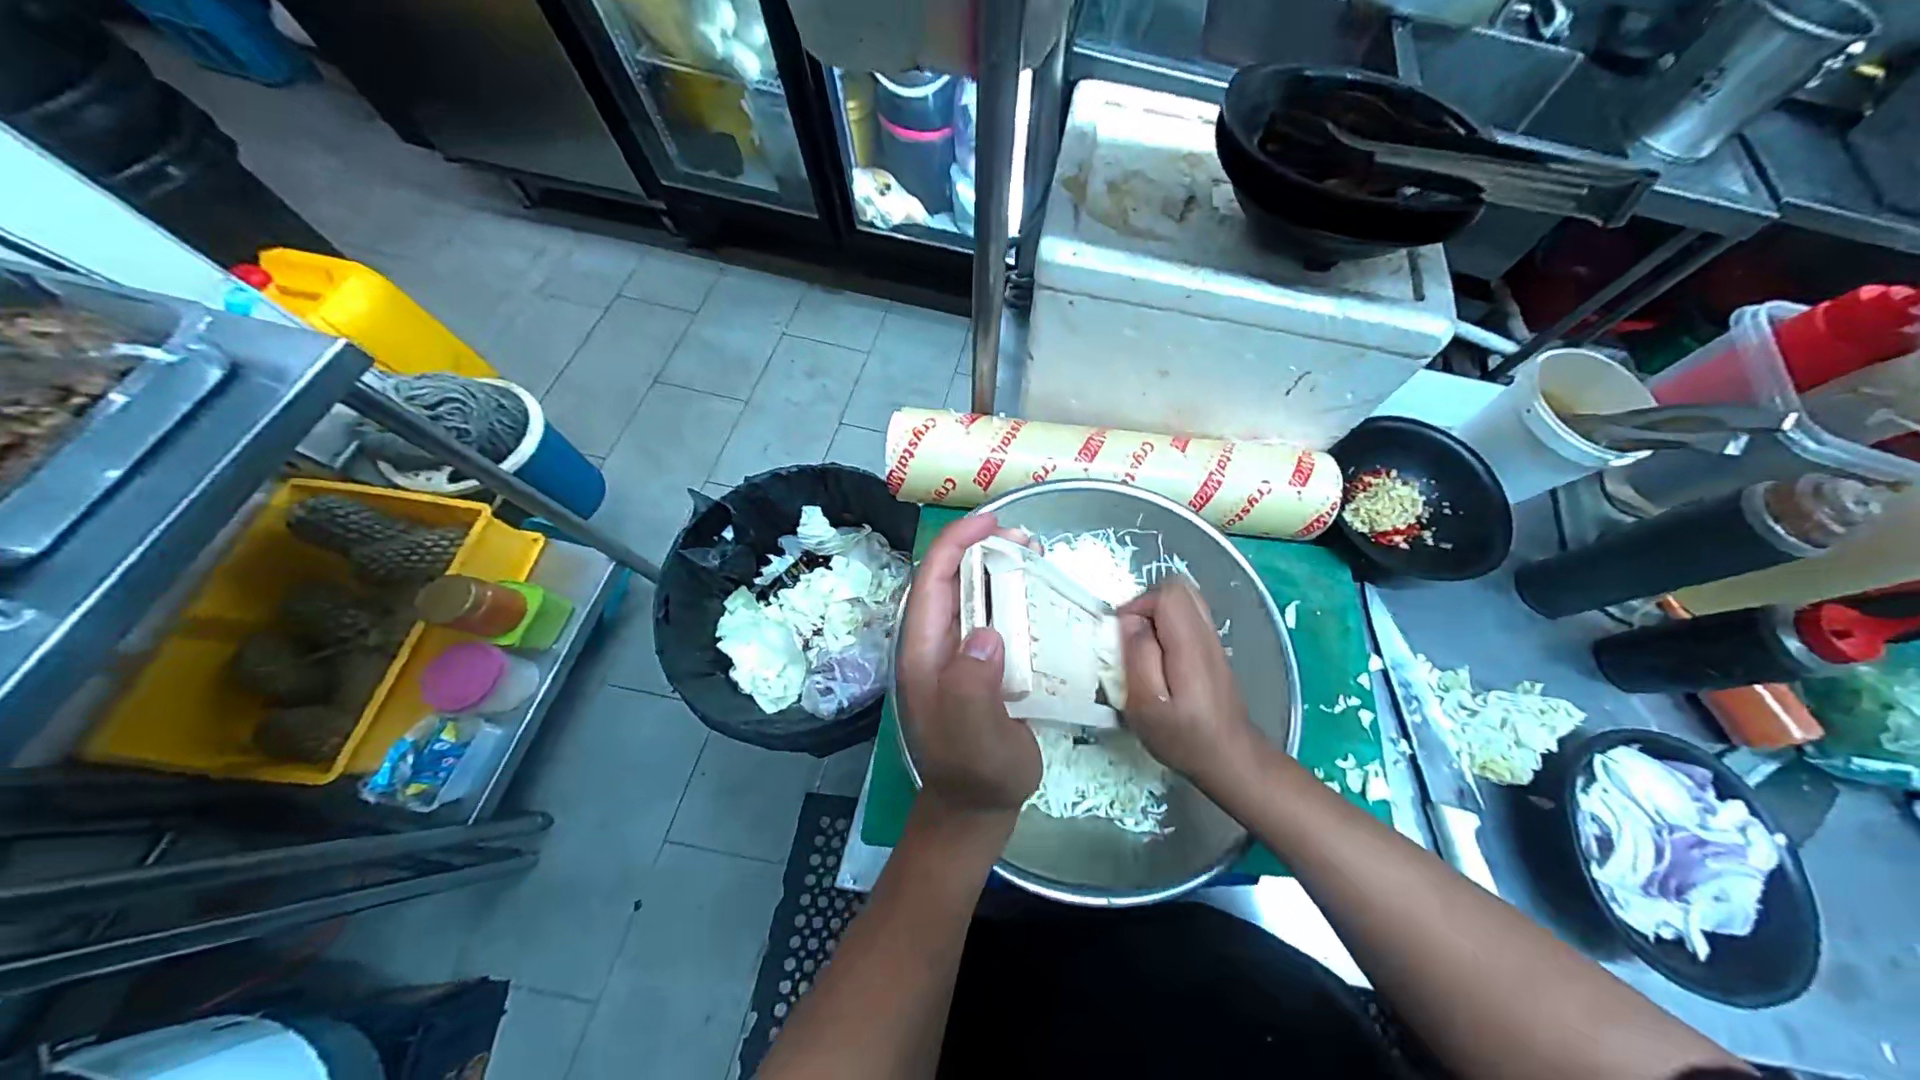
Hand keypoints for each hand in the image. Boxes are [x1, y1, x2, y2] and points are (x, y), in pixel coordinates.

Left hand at [896, 513, 1040, 825]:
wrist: (978, 806)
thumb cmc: (976, 773)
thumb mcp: (975, 738)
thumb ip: (971, 688)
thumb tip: (986, 633)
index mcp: (924, 653)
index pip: (932, 582)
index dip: (955, 544)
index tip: (991, 522)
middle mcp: (935, 646)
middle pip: (952, 581)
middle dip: (981, 549)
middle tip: (1024, 539)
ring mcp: (957, 656)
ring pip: (973, 597)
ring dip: (999, 570)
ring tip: (1034, 556)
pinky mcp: (979, 666)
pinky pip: (993, 618)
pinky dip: (1013, 598)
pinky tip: (1040, 596)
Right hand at [1119, 579, 1262, 784]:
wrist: (1231, 759)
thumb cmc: (1184, 737)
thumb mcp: (1146, 704)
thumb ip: (1137, 656)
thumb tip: (1129, 621)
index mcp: (1190, 644)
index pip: (1167, 594)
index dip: (1137, 605)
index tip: (1122, 636)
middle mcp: (1206, 635)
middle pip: (1179, 589)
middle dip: (1147, 605)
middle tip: (1132, 638)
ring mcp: (1213, 642)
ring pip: (1185, 602)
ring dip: (1157, 616)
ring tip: (1144, 648)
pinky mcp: (1212, 652)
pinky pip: (1188, 620)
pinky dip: (1168, 628)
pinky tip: (1160, 660)